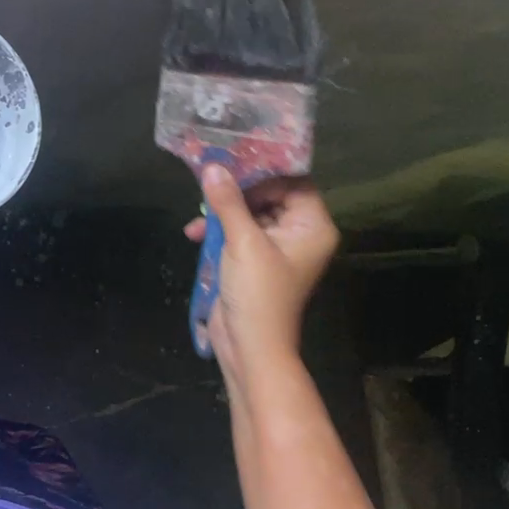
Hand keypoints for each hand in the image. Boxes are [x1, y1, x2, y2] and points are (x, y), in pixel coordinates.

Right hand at [184, 165, 338, 382]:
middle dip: (237, 193)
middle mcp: (299, 234)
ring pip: (250, 214)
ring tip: (198, 220)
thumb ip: (228, 202)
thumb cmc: (257, 292)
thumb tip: (211, 167)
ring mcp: (277, 248)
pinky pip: (239, 233)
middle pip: (270, 196)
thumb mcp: (242, 242)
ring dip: (222, 213)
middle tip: (208, 185)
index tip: (232, 164)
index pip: (294, 183)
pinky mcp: (255, 261)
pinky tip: (195, 234)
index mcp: (312, 227)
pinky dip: (219, 231)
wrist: (250, 345)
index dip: (265, 173)